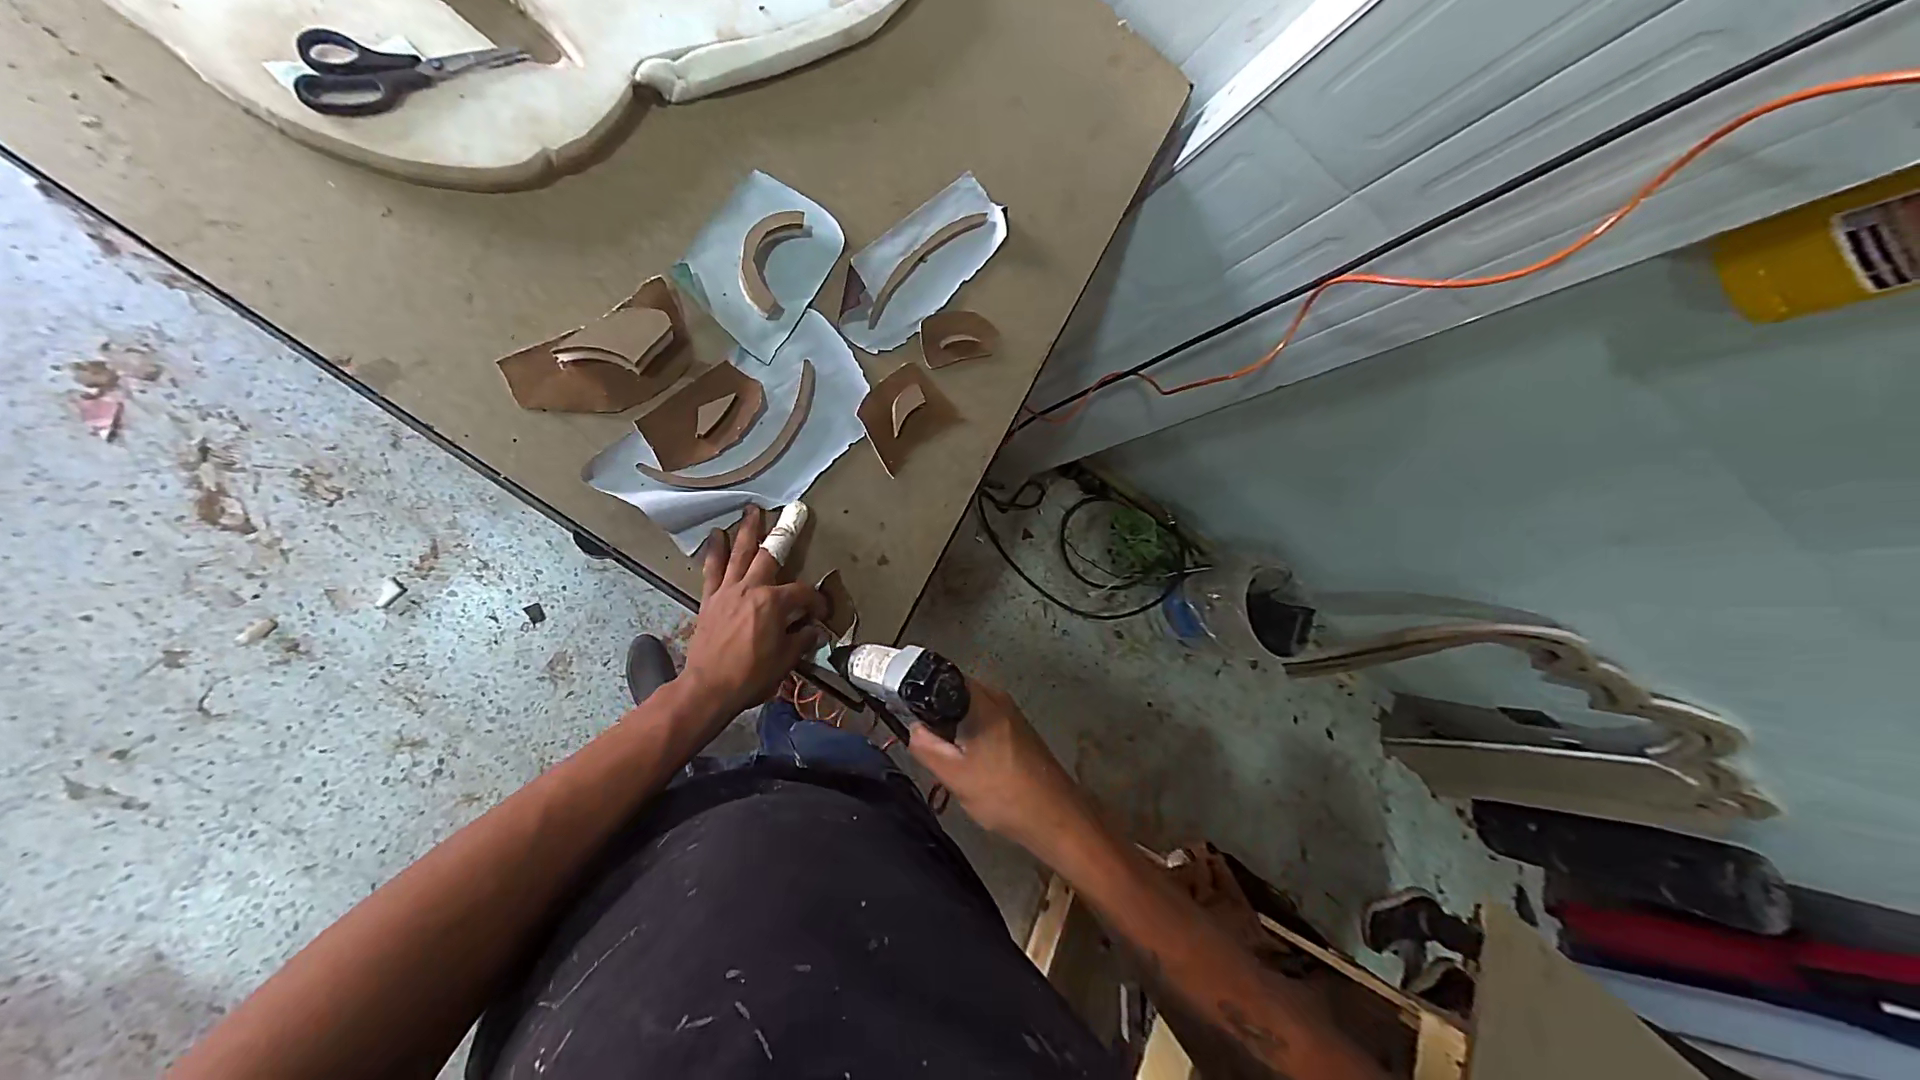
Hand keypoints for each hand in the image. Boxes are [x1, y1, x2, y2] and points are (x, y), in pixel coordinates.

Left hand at [680, 506, 828, 720]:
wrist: (708, 688)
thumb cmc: (751, 675)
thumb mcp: (786, 660)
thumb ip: (801, 639)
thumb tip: (813, 631)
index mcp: (774, 603)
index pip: (803, 593)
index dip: (817, 601)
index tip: (821, 613)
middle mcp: (751, 589)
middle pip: (769, 555)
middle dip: (783, 533)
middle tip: (792, 512)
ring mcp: (728, 592)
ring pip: (739, 554)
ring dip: (747, 531)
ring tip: (751, 511)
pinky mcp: (710, 600)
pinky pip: (712, 570)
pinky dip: (714, 552)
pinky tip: (715, 536)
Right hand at [908, 679, 1097, 859]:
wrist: (1055, 816)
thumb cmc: (1004, 794)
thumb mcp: (953, 774)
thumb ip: (925, 745)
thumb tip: (913, 727)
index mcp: (981, 700)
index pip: (939, 678)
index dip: (918, 693)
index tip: (906, 715)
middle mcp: (998, 697)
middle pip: (953, 694)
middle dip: (937, 718)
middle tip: (930, 747)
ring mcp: (1010, 713)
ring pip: (967, 711)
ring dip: (954, 731)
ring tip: (951, 761)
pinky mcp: (1017, 730)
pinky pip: (983, 723)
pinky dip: (970, 739)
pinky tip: (972, 766)